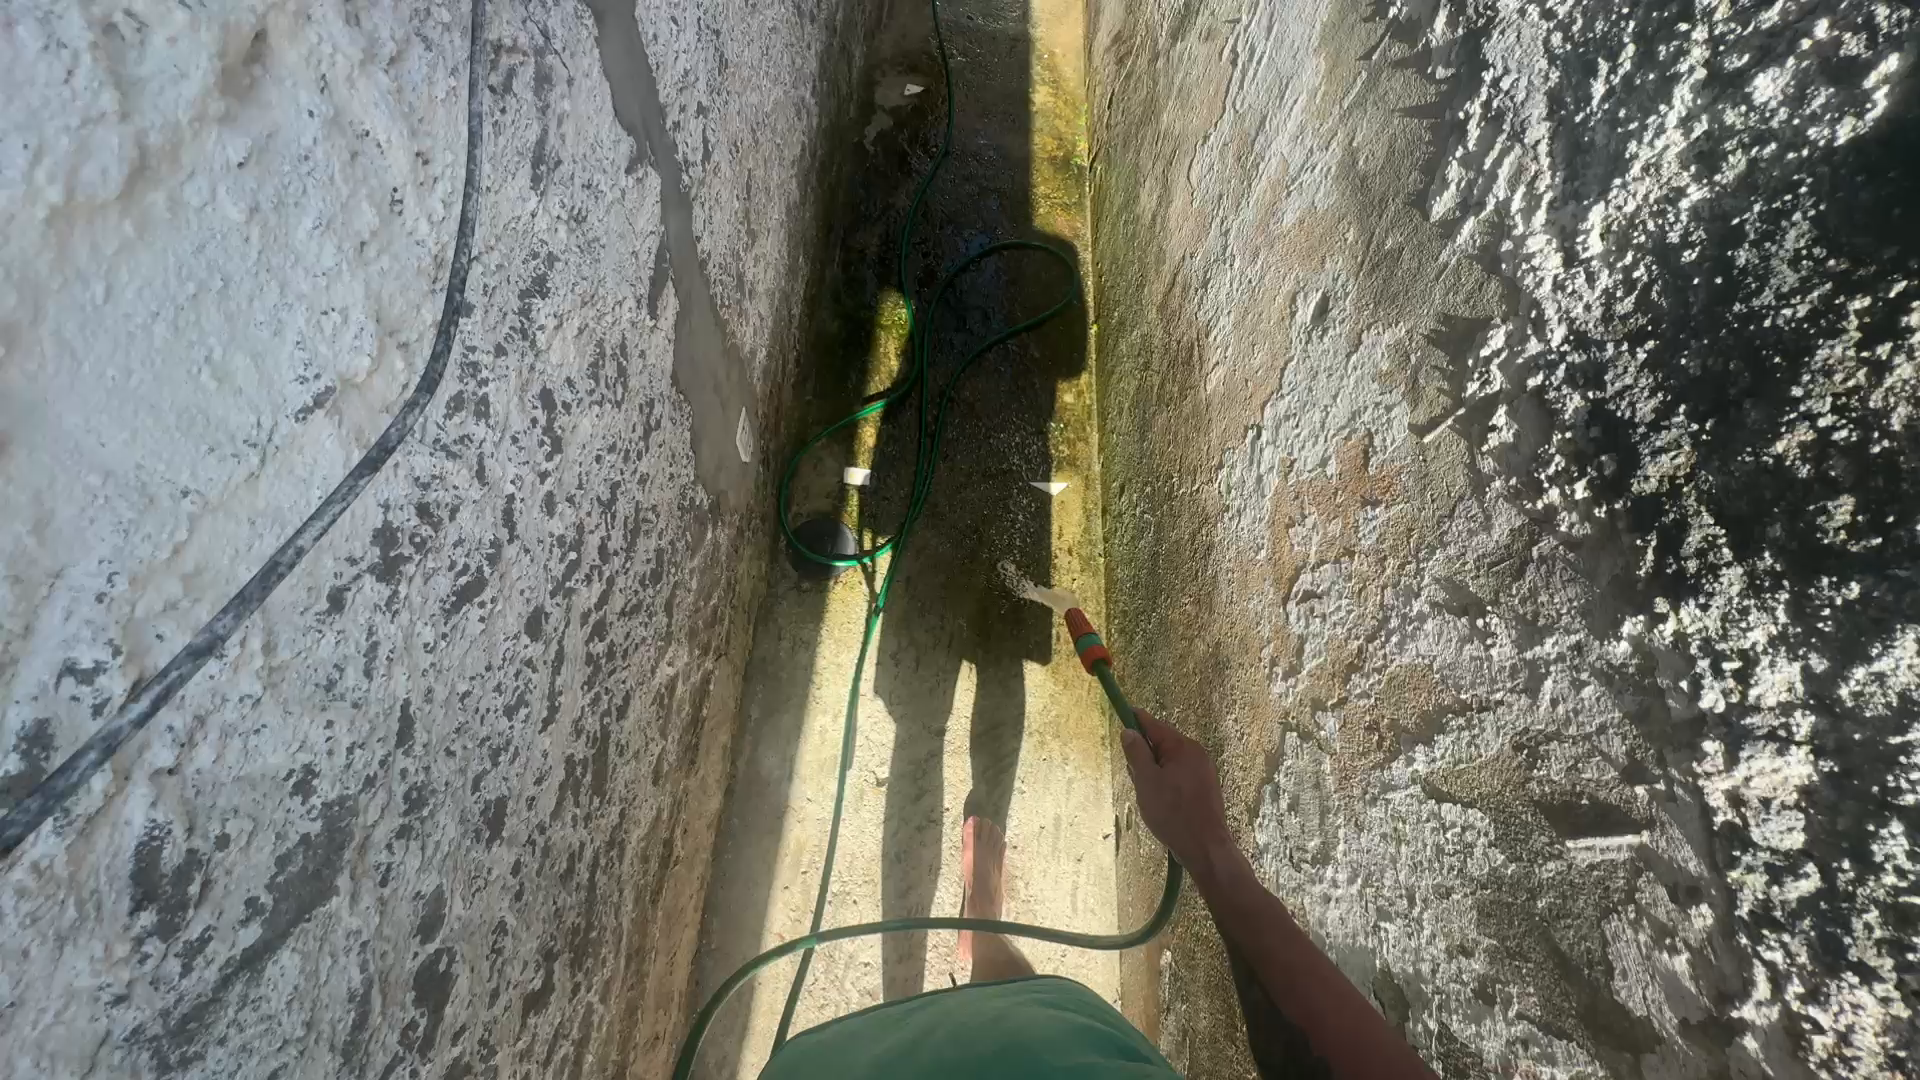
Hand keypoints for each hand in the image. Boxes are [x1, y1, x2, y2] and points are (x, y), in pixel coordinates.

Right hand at [1120, 710, 1245, 886]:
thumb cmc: (1173, 813)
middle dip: (1144, 755)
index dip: (1134, 721)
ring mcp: (1203, 770)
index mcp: (1182, 747)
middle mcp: (1196, 753)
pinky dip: (1166, 781)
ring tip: (1149, 796)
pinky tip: (1162, 802)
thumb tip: (1129, 731)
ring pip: (1169, 761)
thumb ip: (1136, 753)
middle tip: (1135, 777)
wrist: (1205, 848)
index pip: (1153, 724)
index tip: (1120, 717)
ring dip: (1154, 771)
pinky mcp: (1205, 787)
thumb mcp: (1146, 781)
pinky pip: (1179, 774)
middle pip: (1161, 743)